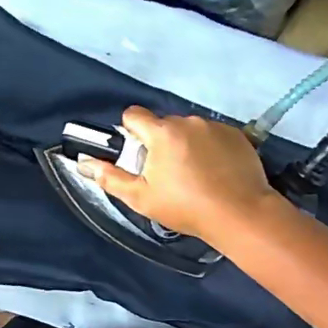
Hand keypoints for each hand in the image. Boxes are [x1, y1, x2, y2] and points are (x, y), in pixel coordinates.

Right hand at [77, 105, 282, 242]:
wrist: (240, 213)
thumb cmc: (186, 206)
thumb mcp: (141, 198)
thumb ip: (111, 178)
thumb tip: (87, 163)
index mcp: (162, 133)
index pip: (134, 114)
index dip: (129, 132)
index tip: (136, 154)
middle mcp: (188, 121)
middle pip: (162, 124)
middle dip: (159, 143)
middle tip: (164, 174)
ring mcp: (215, 126)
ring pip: (188, 130)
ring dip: (184, 145)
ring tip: (192, 176)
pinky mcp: (237, 135)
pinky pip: (212, 135)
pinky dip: (208, 149)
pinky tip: (213, 173)